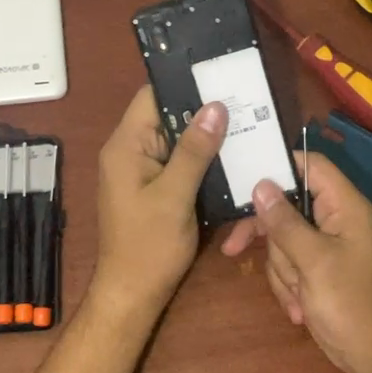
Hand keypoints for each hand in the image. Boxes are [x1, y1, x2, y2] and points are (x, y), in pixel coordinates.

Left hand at [90, 86, 226, 315]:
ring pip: (178, 140)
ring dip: (207, 138)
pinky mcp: (156, 188)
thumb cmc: (149, 246)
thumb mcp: (174, 196)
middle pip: (167, 116)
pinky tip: (231, 159)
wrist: (134, 293)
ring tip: (246, 126)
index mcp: (126, 146)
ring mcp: (142, 171)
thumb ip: (194, 151)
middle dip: (203, 111)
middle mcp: (130, 151)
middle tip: (245, 103)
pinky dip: (202, 160)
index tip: (222, 79)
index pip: (152, 96)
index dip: (184, 84)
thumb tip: (215, 107)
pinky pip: (180, 163)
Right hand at [219, 154, 371, 372]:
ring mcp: (325, 246)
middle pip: (286, 207)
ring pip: (281, 240)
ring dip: (282, 271)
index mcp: (345, 206)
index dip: (279, 166)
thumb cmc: (348, 303)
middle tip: (234, 247)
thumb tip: (261, 185)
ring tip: (300, 295)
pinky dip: (289, 287)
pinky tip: (300, 309)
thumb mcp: (313, 261)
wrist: (369, 355)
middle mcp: (335, 219)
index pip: (311, 165)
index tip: (244, 177)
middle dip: (270, 239)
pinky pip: (288, 265)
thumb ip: (285, 221)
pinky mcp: (316, 269)